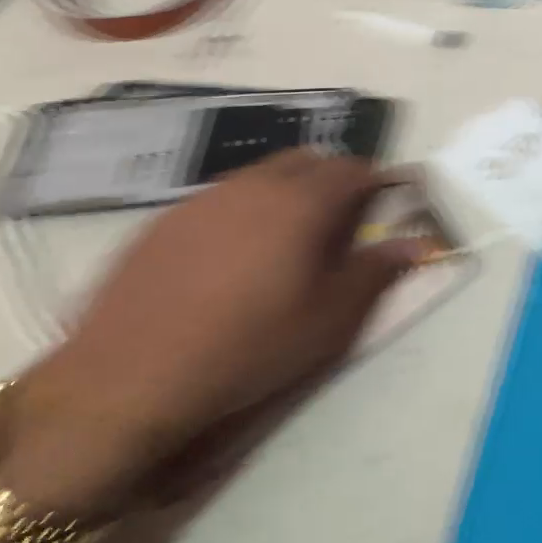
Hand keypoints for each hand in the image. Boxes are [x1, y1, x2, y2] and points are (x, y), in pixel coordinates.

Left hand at [0, 151, 431, 518]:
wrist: (125, 382)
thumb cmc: (247, 348)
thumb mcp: (329, 320)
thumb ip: (377, 272)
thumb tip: (416, 242)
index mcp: (301, 202)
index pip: (354, 169)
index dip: (378, 183)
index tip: (387, 209)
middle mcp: (252, 186)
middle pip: (307, 159)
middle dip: (333, 180)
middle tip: (341, 225)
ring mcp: (200, 200)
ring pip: (260, 175)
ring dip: (287, 193)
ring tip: (287, 242)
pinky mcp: (160, 223)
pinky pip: (219, 199)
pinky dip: (242, 212)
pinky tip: (232, 260)